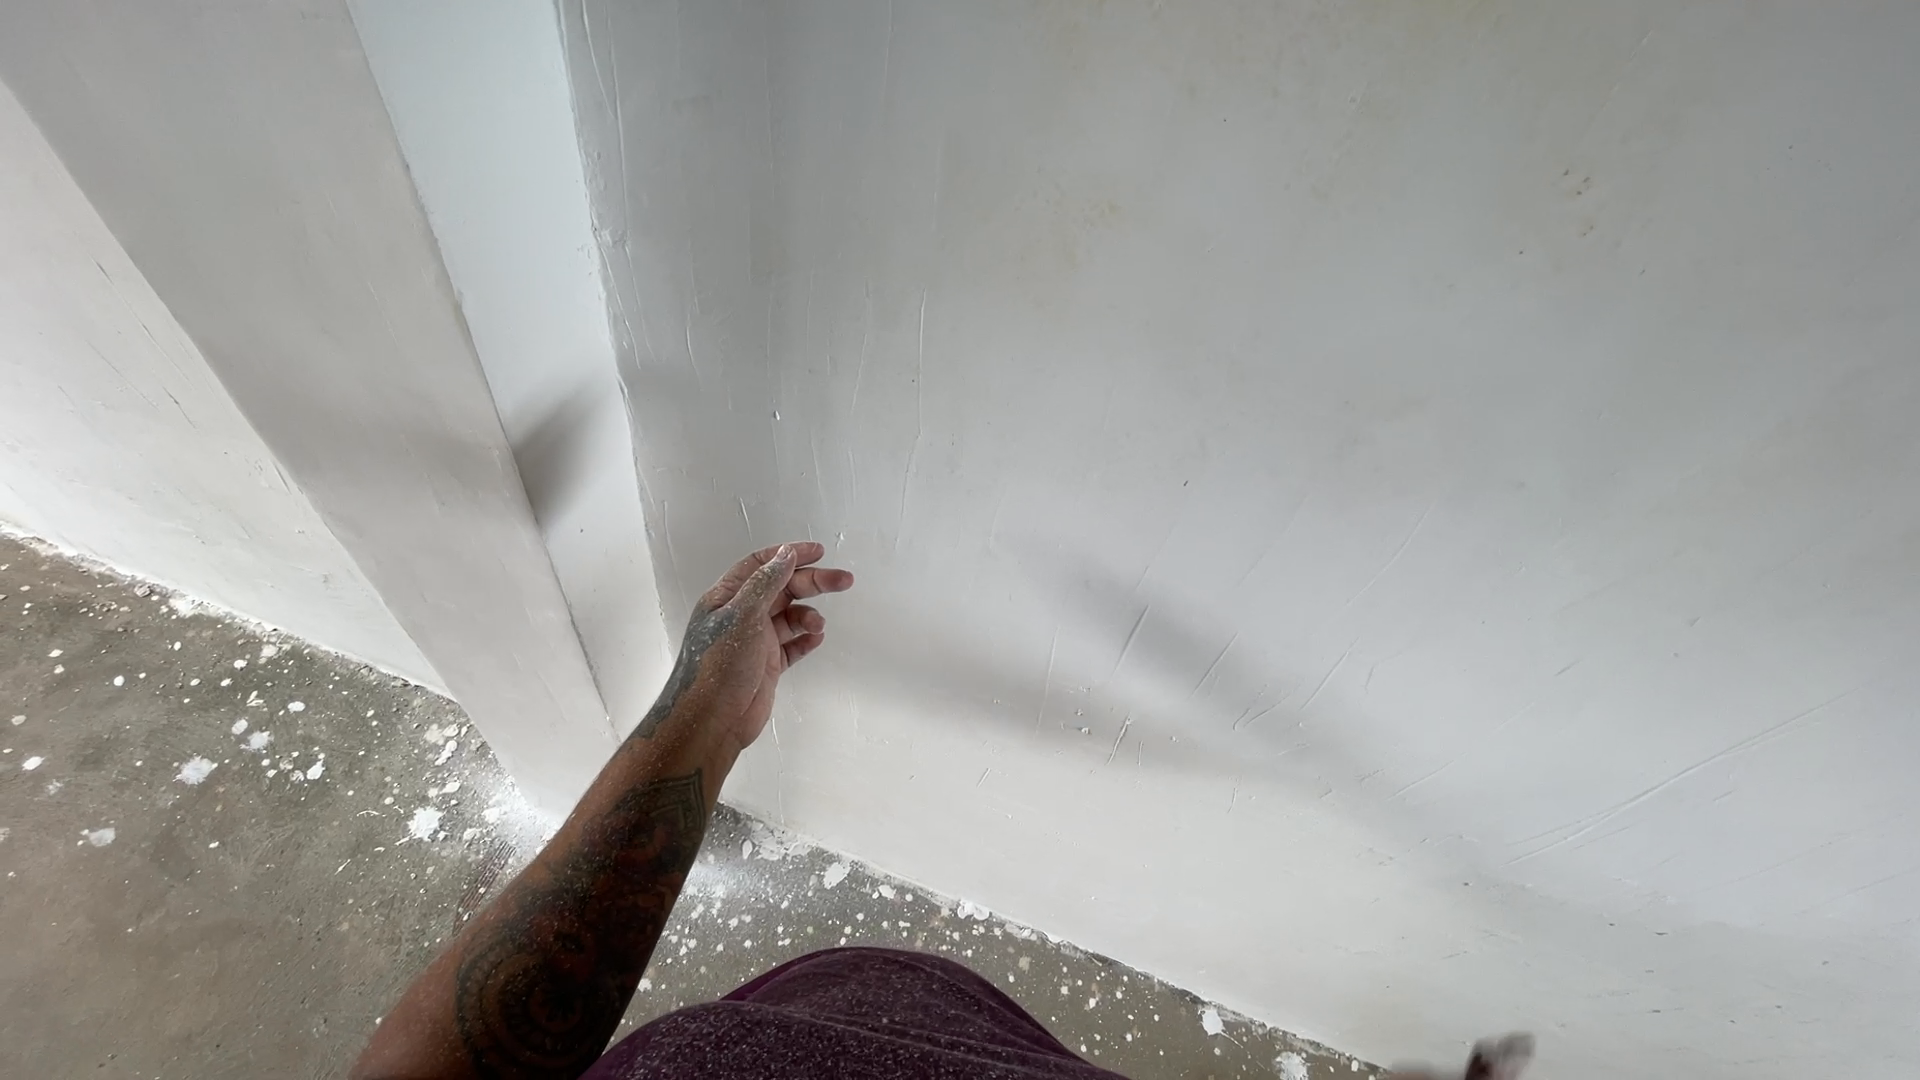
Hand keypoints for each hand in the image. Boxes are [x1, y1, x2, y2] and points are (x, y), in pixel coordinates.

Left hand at [642, 542, 853, 754]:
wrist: (712, 721)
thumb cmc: (717, 668)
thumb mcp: (742, 616)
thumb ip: (766, 583)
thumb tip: (786, 555)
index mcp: (728, 599)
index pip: (761, 565)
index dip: (789, 555)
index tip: (818, 552)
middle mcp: (741, 616)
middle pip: (783, 588)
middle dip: (812, 582)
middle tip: (842, 581)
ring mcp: (755, 641)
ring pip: (790, 617)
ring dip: (809, 615)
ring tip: (818, 625)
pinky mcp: (767, 664)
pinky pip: (793, 645)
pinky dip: (806, 640)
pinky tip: (815, 639)